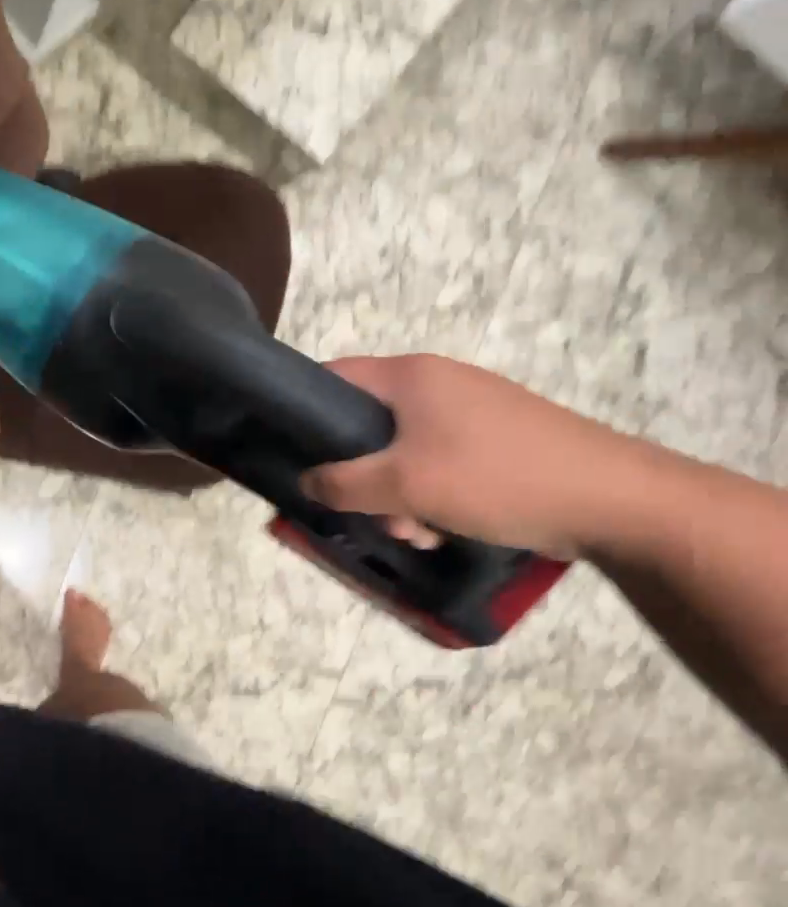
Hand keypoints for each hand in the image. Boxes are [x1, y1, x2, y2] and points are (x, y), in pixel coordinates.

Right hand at [301, 354, 640, 556]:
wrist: (618, 503)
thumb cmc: (496, 478)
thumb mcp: (400, 485)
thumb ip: (338, 483)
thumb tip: (305, 481)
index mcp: (411, 377)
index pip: (330, 377)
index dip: (300, 410)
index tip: (287, 451)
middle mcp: (437, 384)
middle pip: (363, 424)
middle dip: (355, 473)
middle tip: (361, 510)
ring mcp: (469, 412)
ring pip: (398, 452)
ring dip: (392, 495)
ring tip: (414, 530)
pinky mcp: (493, 441)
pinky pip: (436, 463)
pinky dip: (428, 496)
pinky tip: (443, 529)